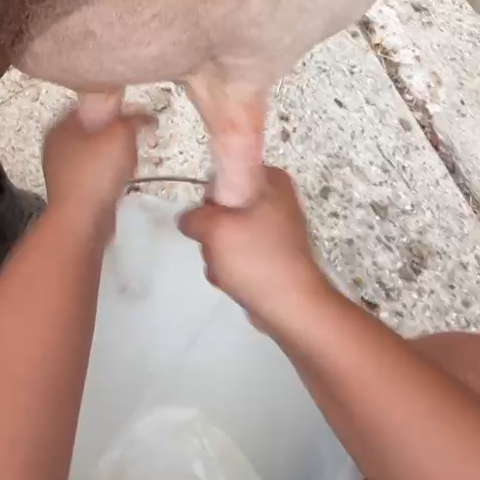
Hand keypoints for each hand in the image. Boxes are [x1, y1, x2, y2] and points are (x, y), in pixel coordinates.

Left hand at [40, 102, 148, 232]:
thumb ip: (131, 119)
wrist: (83, 221)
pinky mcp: (73, 192)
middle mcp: (56, 148)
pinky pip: (96, 175)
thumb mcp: (119, 135)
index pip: (87, 106)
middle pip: (93, 131)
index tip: (130, 115)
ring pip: (96, 154)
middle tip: (132, 139)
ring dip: (115, 157)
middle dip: (116, 135)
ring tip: (130, 163)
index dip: (111, 108)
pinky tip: (122, 181)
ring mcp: (63, 172)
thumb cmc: (96, 172)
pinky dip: (110, 176)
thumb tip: (142, 116)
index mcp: (60, 128)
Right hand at [178, 166, 335, 331]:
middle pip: (225, 205)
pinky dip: (232, 265)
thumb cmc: (256, 258)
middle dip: (214, 230)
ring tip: (225, 268)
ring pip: (229, 231)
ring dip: (219, 252)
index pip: (227, 172)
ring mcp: (276, 228)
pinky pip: (240, 251)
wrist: (292, 308)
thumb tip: (187, 219)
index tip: (210, 216)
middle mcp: (277, 199)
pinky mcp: (273, 253)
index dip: (212, 195)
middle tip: (217, 245)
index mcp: (271, 180)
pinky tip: (232, 279)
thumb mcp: (215, 229)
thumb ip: (193, 217)